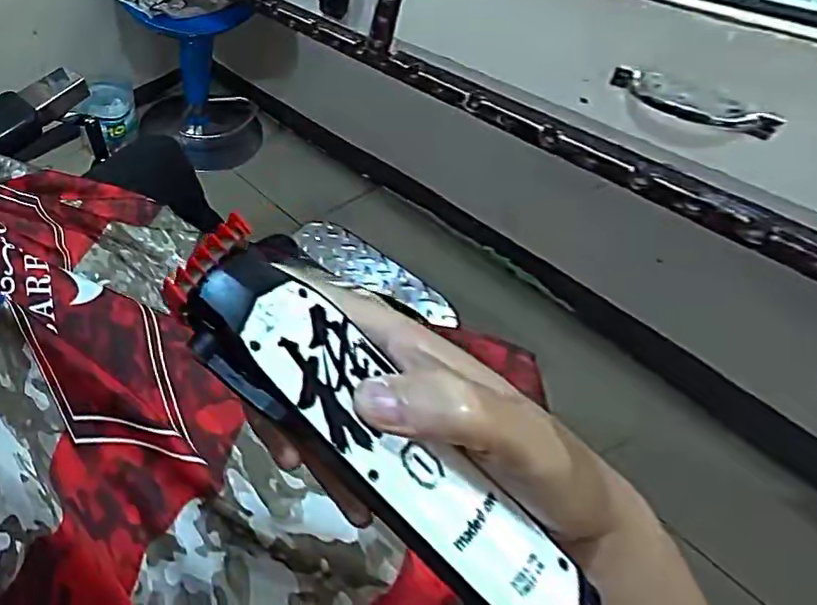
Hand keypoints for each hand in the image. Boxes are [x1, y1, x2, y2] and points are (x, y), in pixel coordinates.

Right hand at [248, 287, 703, 604]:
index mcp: (387, 334)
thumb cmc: (546, 459)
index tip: (242, 352)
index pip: (308, 296)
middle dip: (277, 396)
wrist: (574, 520)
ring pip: (300, 399)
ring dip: (301, 440)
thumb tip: (362, 399)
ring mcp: (365, 397)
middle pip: (290, 352)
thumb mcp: (513, 430)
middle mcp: (365, 357)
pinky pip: (323, 440)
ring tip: (333, 489)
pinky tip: (346, 497)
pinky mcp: (369, 438)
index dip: (265, 308)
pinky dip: (320, 464)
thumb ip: (450, 404)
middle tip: (289, 448)